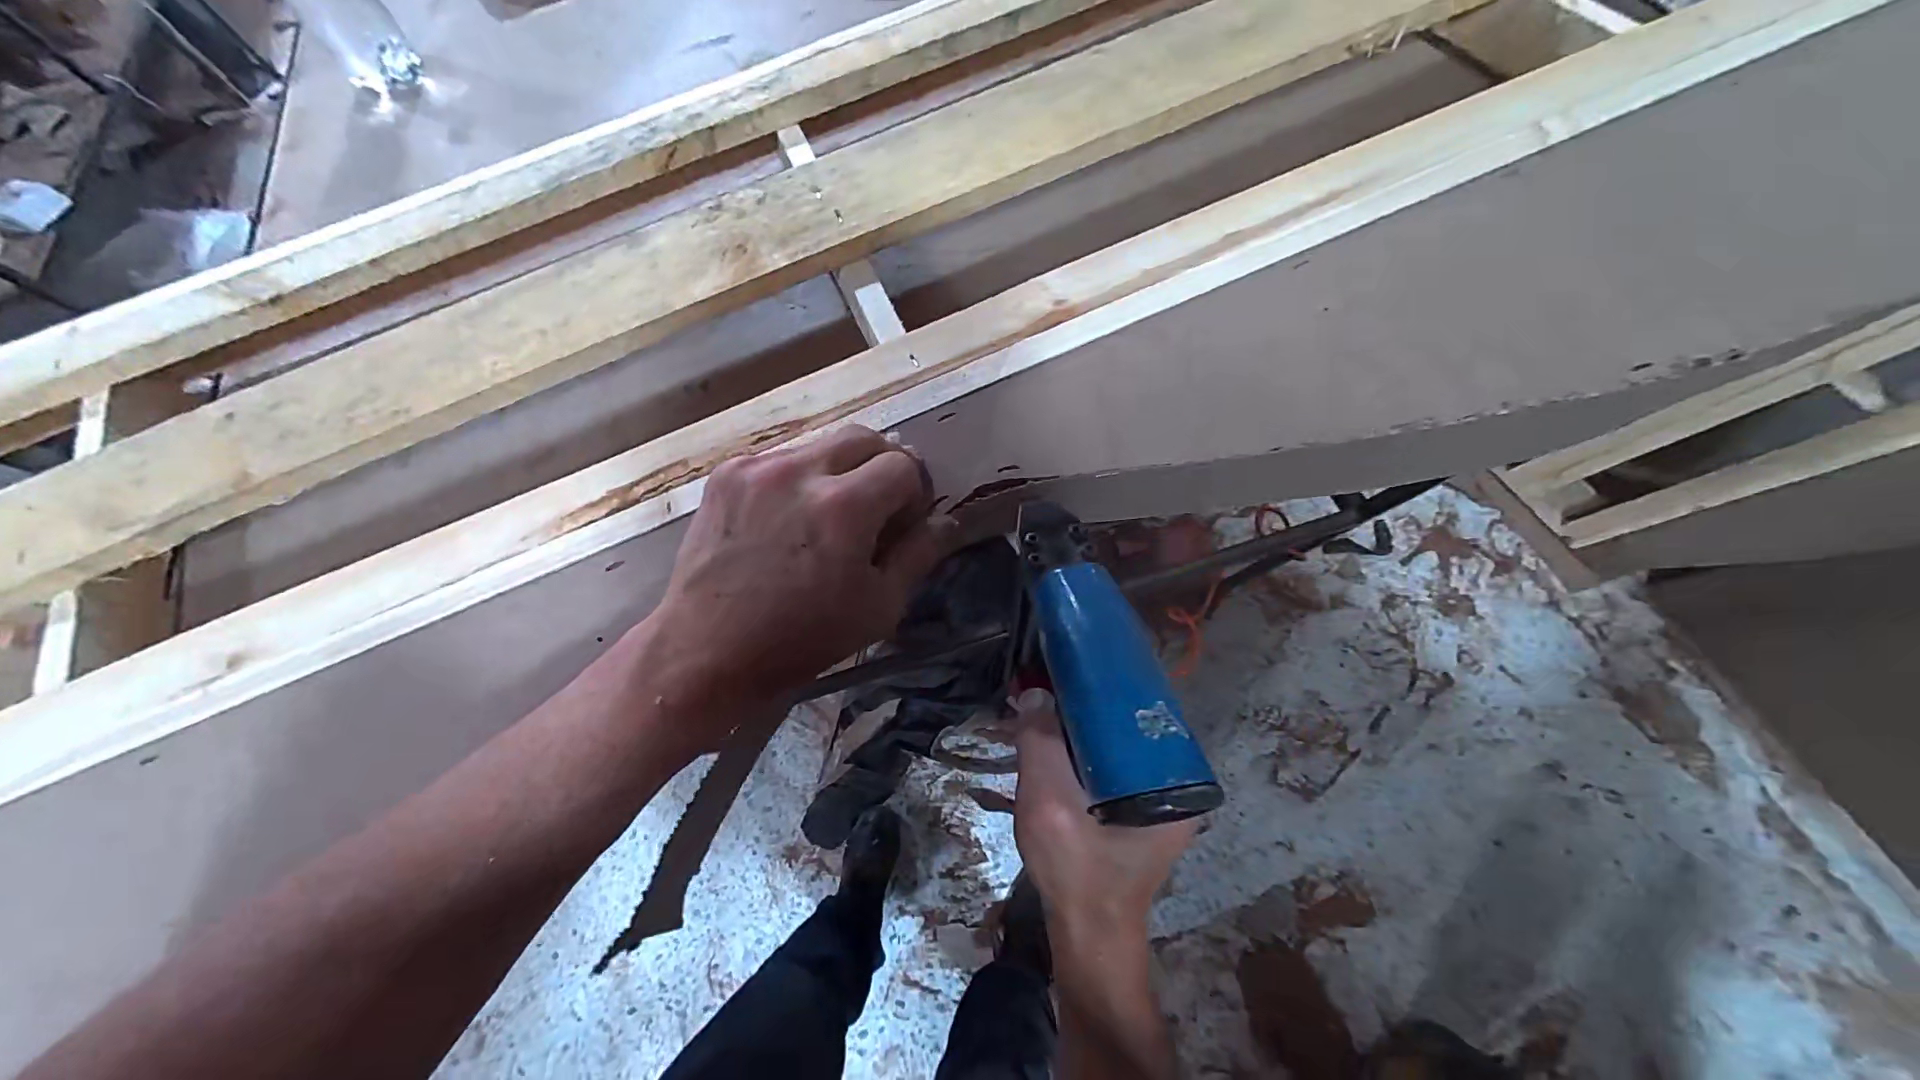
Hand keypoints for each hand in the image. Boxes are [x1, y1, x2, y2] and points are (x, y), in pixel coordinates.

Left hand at [641, 426, 956, 726]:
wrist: (707, 649)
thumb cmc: (801, 639)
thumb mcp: (878, 607)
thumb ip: (918, 555)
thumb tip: (946, 522)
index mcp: (845, 506)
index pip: (904, 465)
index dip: (915, 494)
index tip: (904, 524)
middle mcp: (800, 470)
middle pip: (865, 437)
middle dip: (883, 467)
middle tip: (877, 509)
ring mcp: (757, 467)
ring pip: (822, 445)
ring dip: (841, 471)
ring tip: (829, 517)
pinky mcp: (727, 474)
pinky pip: (782, 459)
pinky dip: (799, 479)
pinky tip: (788, 520)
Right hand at [1011, 688, 1198, 935]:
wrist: (1086, 935)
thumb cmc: (1076, 869)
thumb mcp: (1049, 801)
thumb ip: (1040, 742)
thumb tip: (1035, 691)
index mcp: (1175, 780)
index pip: (1144, 712)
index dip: (1105, 685)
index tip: (1071, 666)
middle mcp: (1176, 786)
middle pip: (1128, 727)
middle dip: (1086, 705)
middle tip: (1051, 686)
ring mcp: (1158, 802)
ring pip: (1116, 746)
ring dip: (1080, 729)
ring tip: (1048, 707)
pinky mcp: (1138, 813)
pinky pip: (1110, 767)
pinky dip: (1081, 751)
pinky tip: (1054, 744)